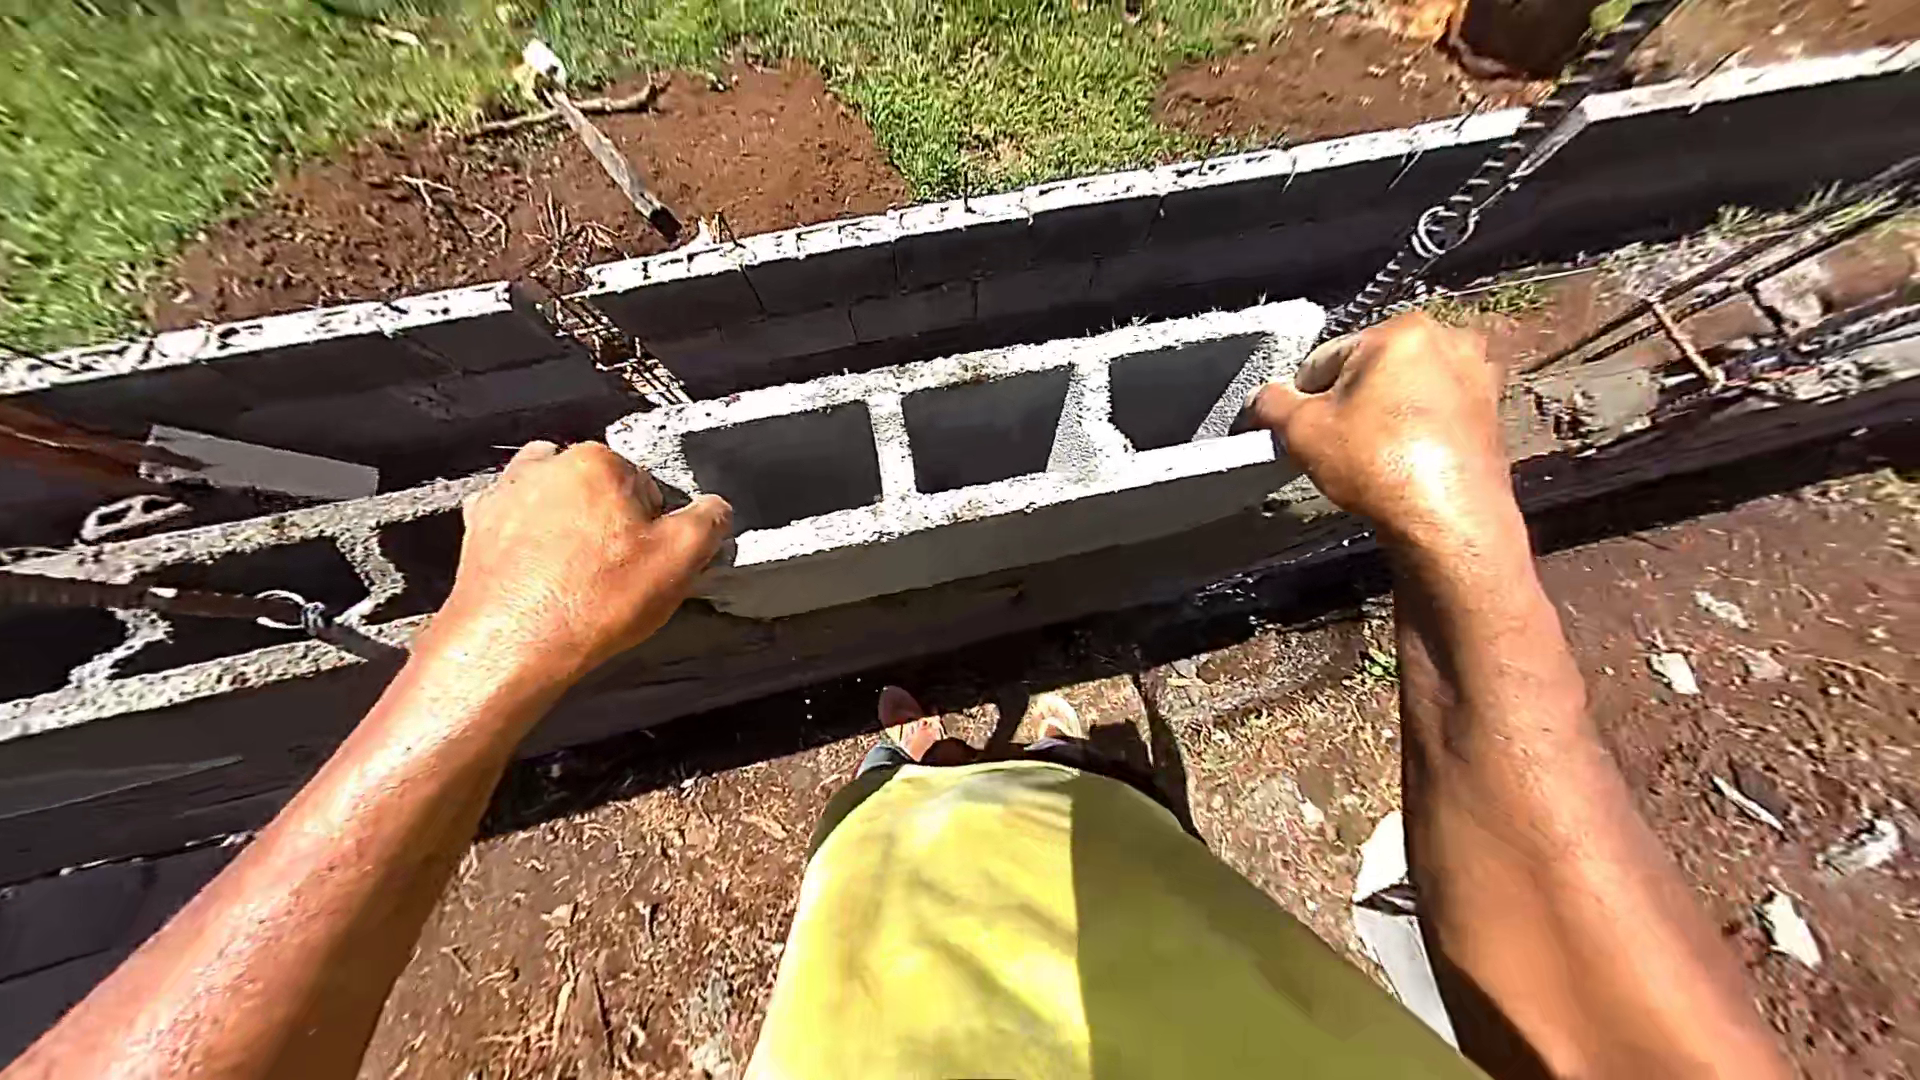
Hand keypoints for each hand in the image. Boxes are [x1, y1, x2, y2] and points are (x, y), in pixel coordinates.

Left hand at [429, 440, 731, 682]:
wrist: (511, 647)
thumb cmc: (594, 600)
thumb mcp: (682, 558)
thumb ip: (711, 519)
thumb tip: (715, 508)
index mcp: (597, 462)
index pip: (649, 485)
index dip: (656, 524)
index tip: (648, 557)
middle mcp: (545, 467)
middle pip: (603, 489)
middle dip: (614, 522)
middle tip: (619, 569)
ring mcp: (505, 496)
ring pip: (563, 502)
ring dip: (576, 526)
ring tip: (583, 573)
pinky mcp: (478, 528)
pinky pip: (523, 523)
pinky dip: (538, 541)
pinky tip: (550, 576)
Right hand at [1245, 312, 1512, 551]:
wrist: (1448, 517)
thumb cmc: (1379, 465)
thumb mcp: (1300, 430)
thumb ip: (1269, 403)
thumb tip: (1260, 397)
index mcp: (1399, 331)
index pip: (1321, 360)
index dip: (1301, 399)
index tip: (1302, 430)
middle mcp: (1446, 339)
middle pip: (1362, 370)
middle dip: (1341, 404)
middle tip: (1332, 444)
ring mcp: (1474, 371)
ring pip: (1395, 389)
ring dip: (1373, 415)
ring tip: (1365, 455)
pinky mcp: (1488, 405)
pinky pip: (1426, 407)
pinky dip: (1406, 427)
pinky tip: (1396, 458)